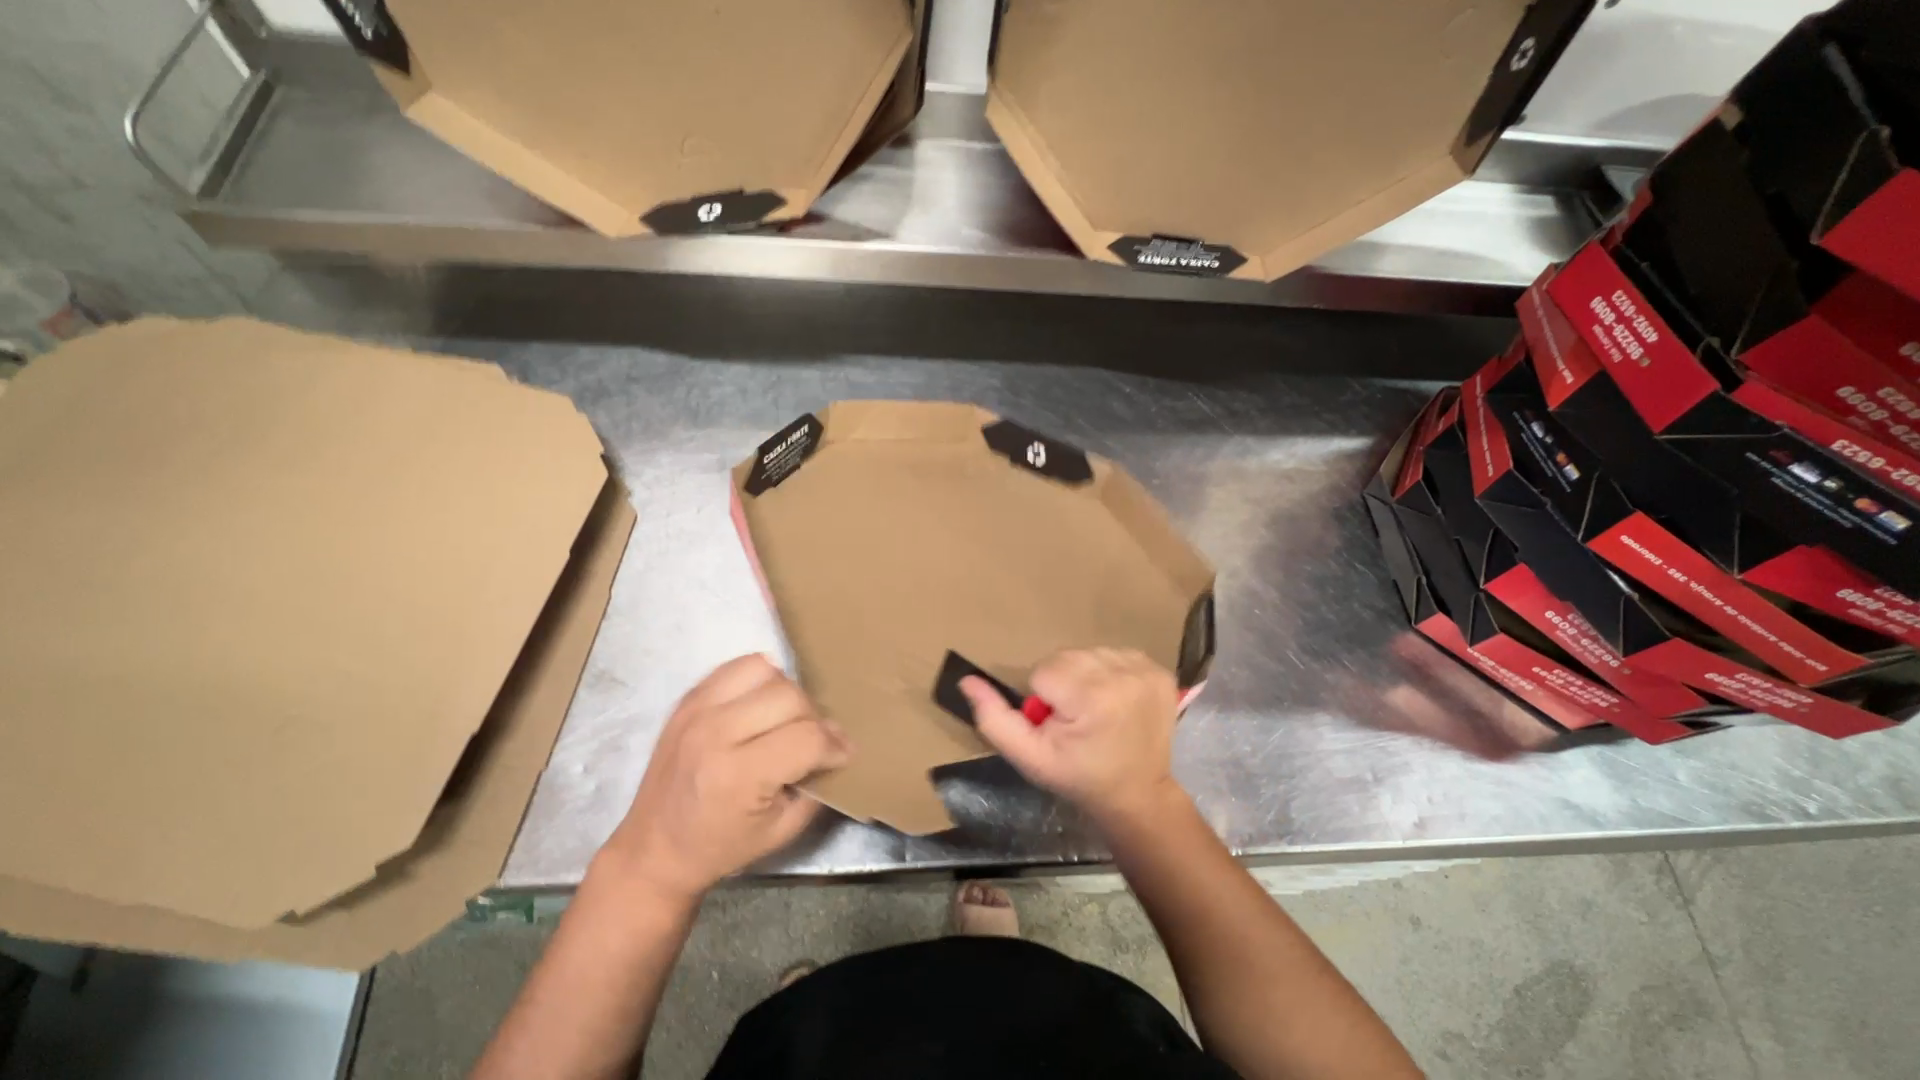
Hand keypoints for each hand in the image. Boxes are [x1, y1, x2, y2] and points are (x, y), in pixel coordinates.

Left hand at [598, 655, 851, 902]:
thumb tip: (839, 743)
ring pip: (766, 671)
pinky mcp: (687, 700)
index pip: (808, 738)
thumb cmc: (720, 846)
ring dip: (786, 694)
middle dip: (813, 720)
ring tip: (784, 721)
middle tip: (812, 743)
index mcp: (739, 775)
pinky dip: (758, 680)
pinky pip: (736, 667)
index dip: (836, 746)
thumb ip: (817, 785)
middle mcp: (716, 733)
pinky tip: (759, 706)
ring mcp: (697, 711)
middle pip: (791, 697)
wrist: (654, 848)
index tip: (842, 756)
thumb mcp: (781, 830)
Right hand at [961, 648, 1185, 824]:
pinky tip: (1115, 702)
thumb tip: (967, 680)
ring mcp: (1146, 670)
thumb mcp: (1030, 757)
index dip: (1044, 700)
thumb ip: (994, 719)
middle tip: (1076, 720)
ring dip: (1085, 677)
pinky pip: (1115, 655)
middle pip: (1067, 657)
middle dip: (1063, 684)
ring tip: (1095, 711)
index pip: (1043, 671)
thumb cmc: (1079, 776)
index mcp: (1092, 696)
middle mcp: (1123, 675)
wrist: (1137, 794)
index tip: (1060, 726)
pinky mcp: (1160, 670)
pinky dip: (1109, 674)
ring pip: (1090, 653)